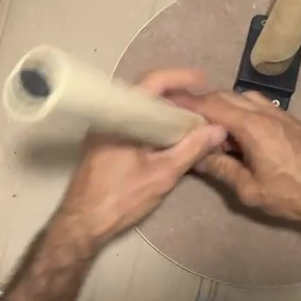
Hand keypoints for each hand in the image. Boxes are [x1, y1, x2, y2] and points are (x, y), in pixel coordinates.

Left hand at [50, 68, 227, 248]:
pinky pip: (131, 122)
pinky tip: (169, 138)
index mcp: (120, 116)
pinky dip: (152, 124)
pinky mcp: (102, 142)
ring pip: (139, 109)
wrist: (83, 223)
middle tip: (201, 105)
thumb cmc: (120, 198)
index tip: (204, 81)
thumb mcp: (162, 174)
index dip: (181, 77)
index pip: (152, 82)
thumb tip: (217, 129)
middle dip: (176, 96)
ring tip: (191, 121)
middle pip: (146, 93)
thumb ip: (191, 149)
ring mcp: (102, 129)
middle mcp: (108, 116)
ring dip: (165, 112)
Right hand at [172, 89, 300, 224]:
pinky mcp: (291, 121)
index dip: (188, 102)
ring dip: (223, 105)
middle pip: (226, 96)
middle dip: (202, 102)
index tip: (168, 103)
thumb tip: (197, 158)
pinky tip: (237, 131)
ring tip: (209, 126)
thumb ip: (222, 170)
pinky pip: (259, 105)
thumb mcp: (251, 190)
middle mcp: (265, 113)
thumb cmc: (294, 194)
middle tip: (183, 116)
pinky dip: (240, 110)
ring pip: (244, 98)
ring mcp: (281, 114)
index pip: (212, 105)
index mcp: (252, 127)